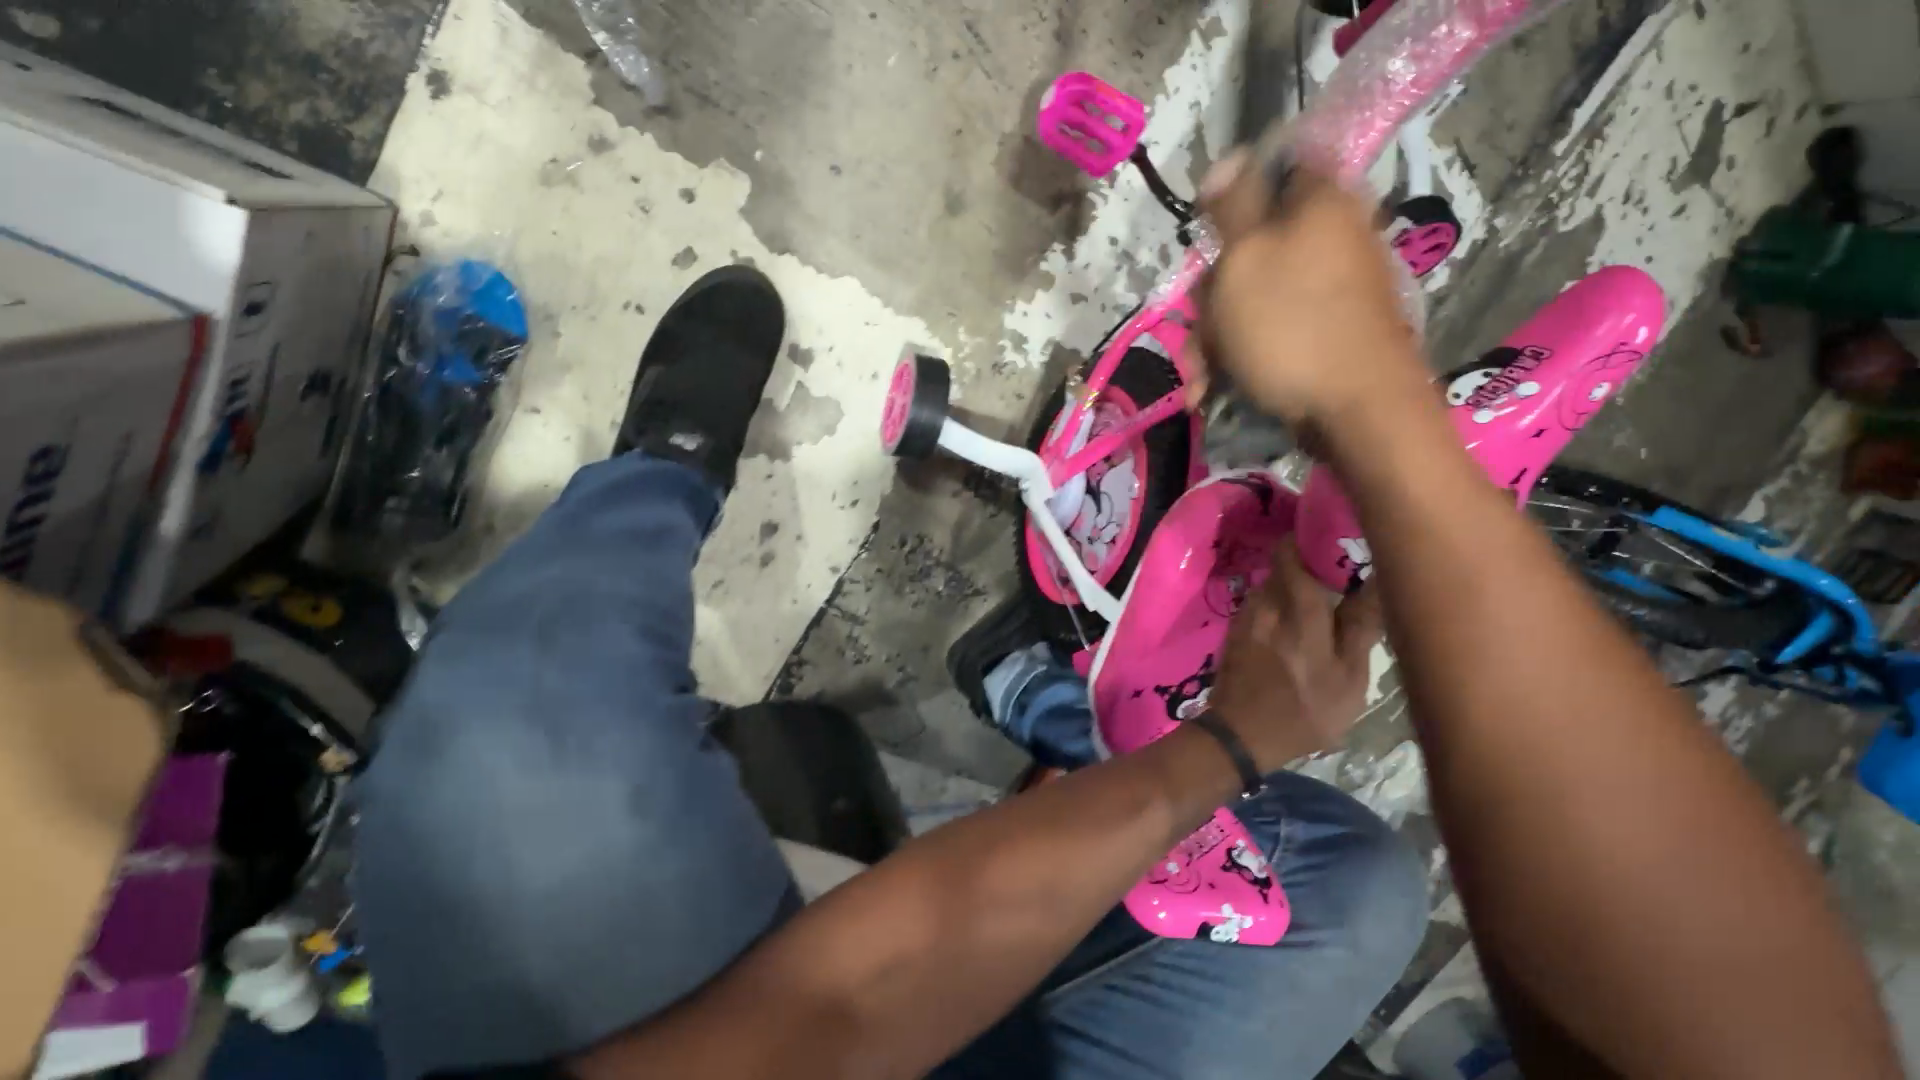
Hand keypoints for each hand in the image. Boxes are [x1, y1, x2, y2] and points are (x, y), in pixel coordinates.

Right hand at [1189, 153, 1430, 442]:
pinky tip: (1214, 389)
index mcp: (1319, 200)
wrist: (1357, 410)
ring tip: (1200, 378)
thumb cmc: (1290, 325)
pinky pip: (1272, 328)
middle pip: (1251, 244)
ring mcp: (1333, 286)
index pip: (1270, 169)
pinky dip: (1241, 356)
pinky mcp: (1329, 330)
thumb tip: (1231, 158)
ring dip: (1216, 336)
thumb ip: (1233, 203)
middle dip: (1211, 293)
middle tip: (1197, 328)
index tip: (1203, 240)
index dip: (1227, 199)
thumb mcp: (1244, 256)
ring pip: (1253, 294)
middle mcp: (1332, 234)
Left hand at [1209, 538, 1384, 769]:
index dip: (1311, 538)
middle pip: (1284, 565)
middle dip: (1308, 564)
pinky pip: (1260, 605)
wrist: (1240, 736)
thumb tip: (1376, 582)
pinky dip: (1278, 607)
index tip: (1336, 539)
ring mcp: (1245, 616)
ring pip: (1271, 585)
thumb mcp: (1349, 677)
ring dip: (1292, 589)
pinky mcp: (1234, 632)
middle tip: (1338, 578)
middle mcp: (1265, 601)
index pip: (1293, 550)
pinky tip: (1294, 628)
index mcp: (1297, 607)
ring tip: (1320, 606)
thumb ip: (1360, 626)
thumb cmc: (1304, 710)